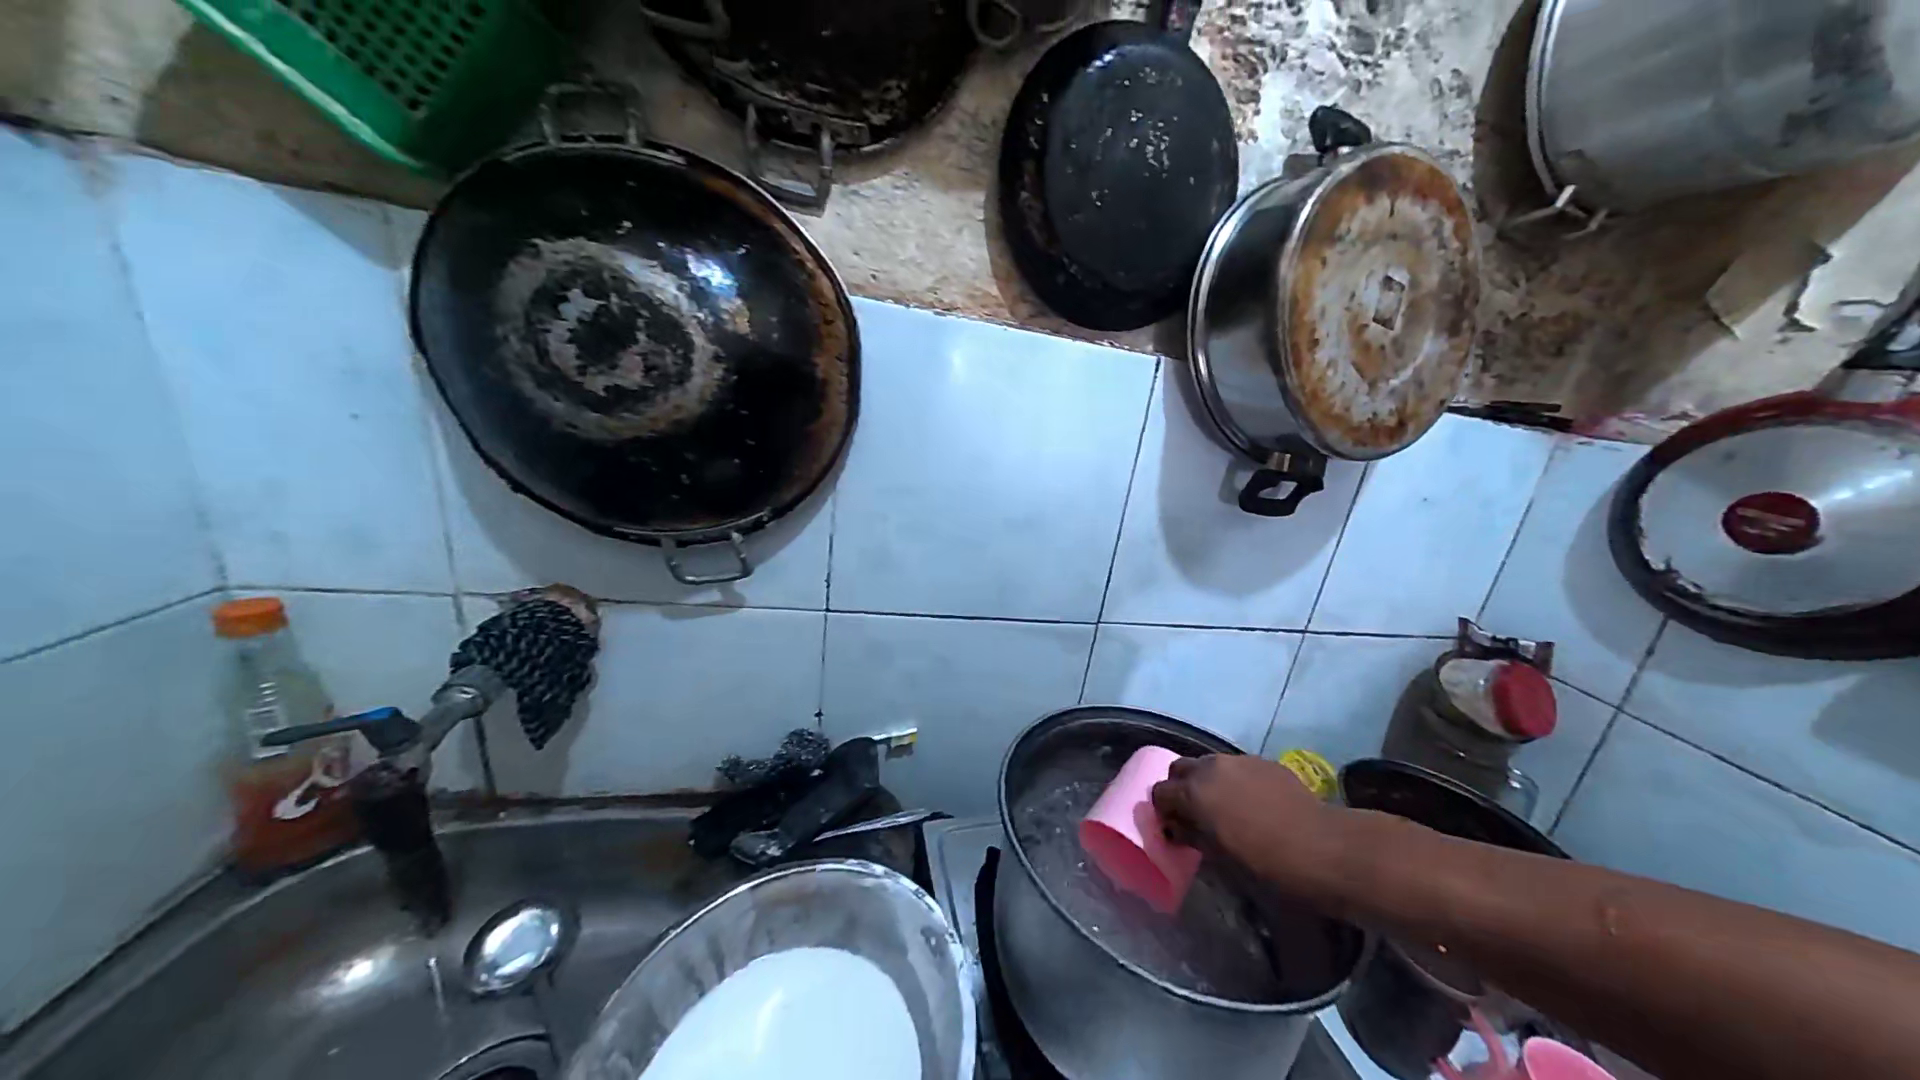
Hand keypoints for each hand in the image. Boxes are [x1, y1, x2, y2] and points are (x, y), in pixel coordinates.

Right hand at [1151, 754, 1336, 884]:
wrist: (1323, 846)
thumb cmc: (1265, 862)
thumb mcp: (1219, 857)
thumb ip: (1191, 835)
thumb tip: (1177, 827)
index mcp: (1193, 792)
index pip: (1160, 792)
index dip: (1164, 810)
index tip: (1174, 828)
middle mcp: (1210, 767)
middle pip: (1180, 769)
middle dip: (1180, 788)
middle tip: (1194, 814)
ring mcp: (1238, 760)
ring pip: (1209, 765)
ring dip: (1207, 782)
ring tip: (1225, 807)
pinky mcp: (1263, 761)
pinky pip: (1236, 767)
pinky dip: (1234, 780)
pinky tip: (1252, 802)